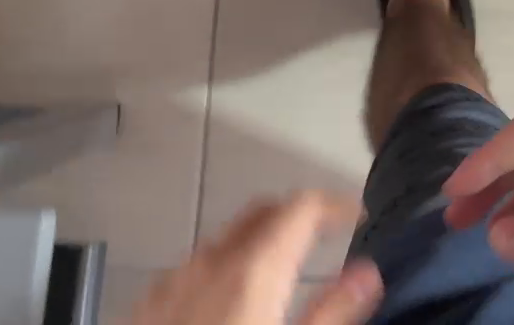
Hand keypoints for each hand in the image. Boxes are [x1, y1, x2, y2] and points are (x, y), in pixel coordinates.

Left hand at [126, 192, 382, 324]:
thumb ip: (332, 310)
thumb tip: (368, 271)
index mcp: (254, 269)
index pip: (303, 205)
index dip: (336, 203)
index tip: (358, 215)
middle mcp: (212, 262)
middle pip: (263, 210)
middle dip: (297, 215)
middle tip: (324, 236)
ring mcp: (172, 282)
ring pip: (226, 239)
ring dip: (258, 240)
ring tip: (278, 273)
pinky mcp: (145, 308)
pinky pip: (193, 267)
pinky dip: (222, 266)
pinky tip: (224, 304)